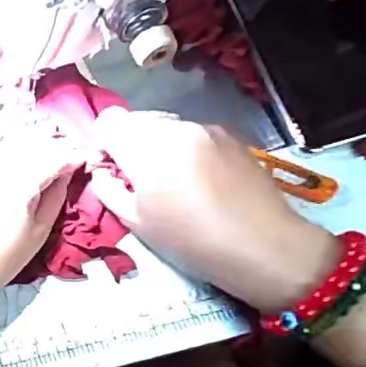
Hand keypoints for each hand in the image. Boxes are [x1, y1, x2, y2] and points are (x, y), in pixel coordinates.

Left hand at [0, 113, 81, 317]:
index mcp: (23, 181)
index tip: (80, 158)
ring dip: (14, 125)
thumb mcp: (38, 235)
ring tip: (23, 140)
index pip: (57, 153)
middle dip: (49, 137)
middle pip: (29, 132)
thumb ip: (55, 197)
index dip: (73, 153)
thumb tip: (66, 171)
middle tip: (56, 151)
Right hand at [90, 109, 336, 310]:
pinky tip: (201, 181)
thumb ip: (109, 190)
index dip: (103, 145)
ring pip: (167, 127)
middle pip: (137, 122)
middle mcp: (175, 128)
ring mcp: (207, 128)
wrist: (262, 245)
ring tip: (174, 183)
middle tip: (140, 181)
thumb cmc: (191, 241)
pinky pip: (194, 134)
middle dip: (131, 145)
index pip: (109, 123)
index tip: (111, 171)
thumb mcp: (137, 223)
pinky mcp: (231, 136)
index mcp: (147, 148)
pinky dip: (186, 150)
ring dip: (159, 147)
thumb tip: (103, 172)